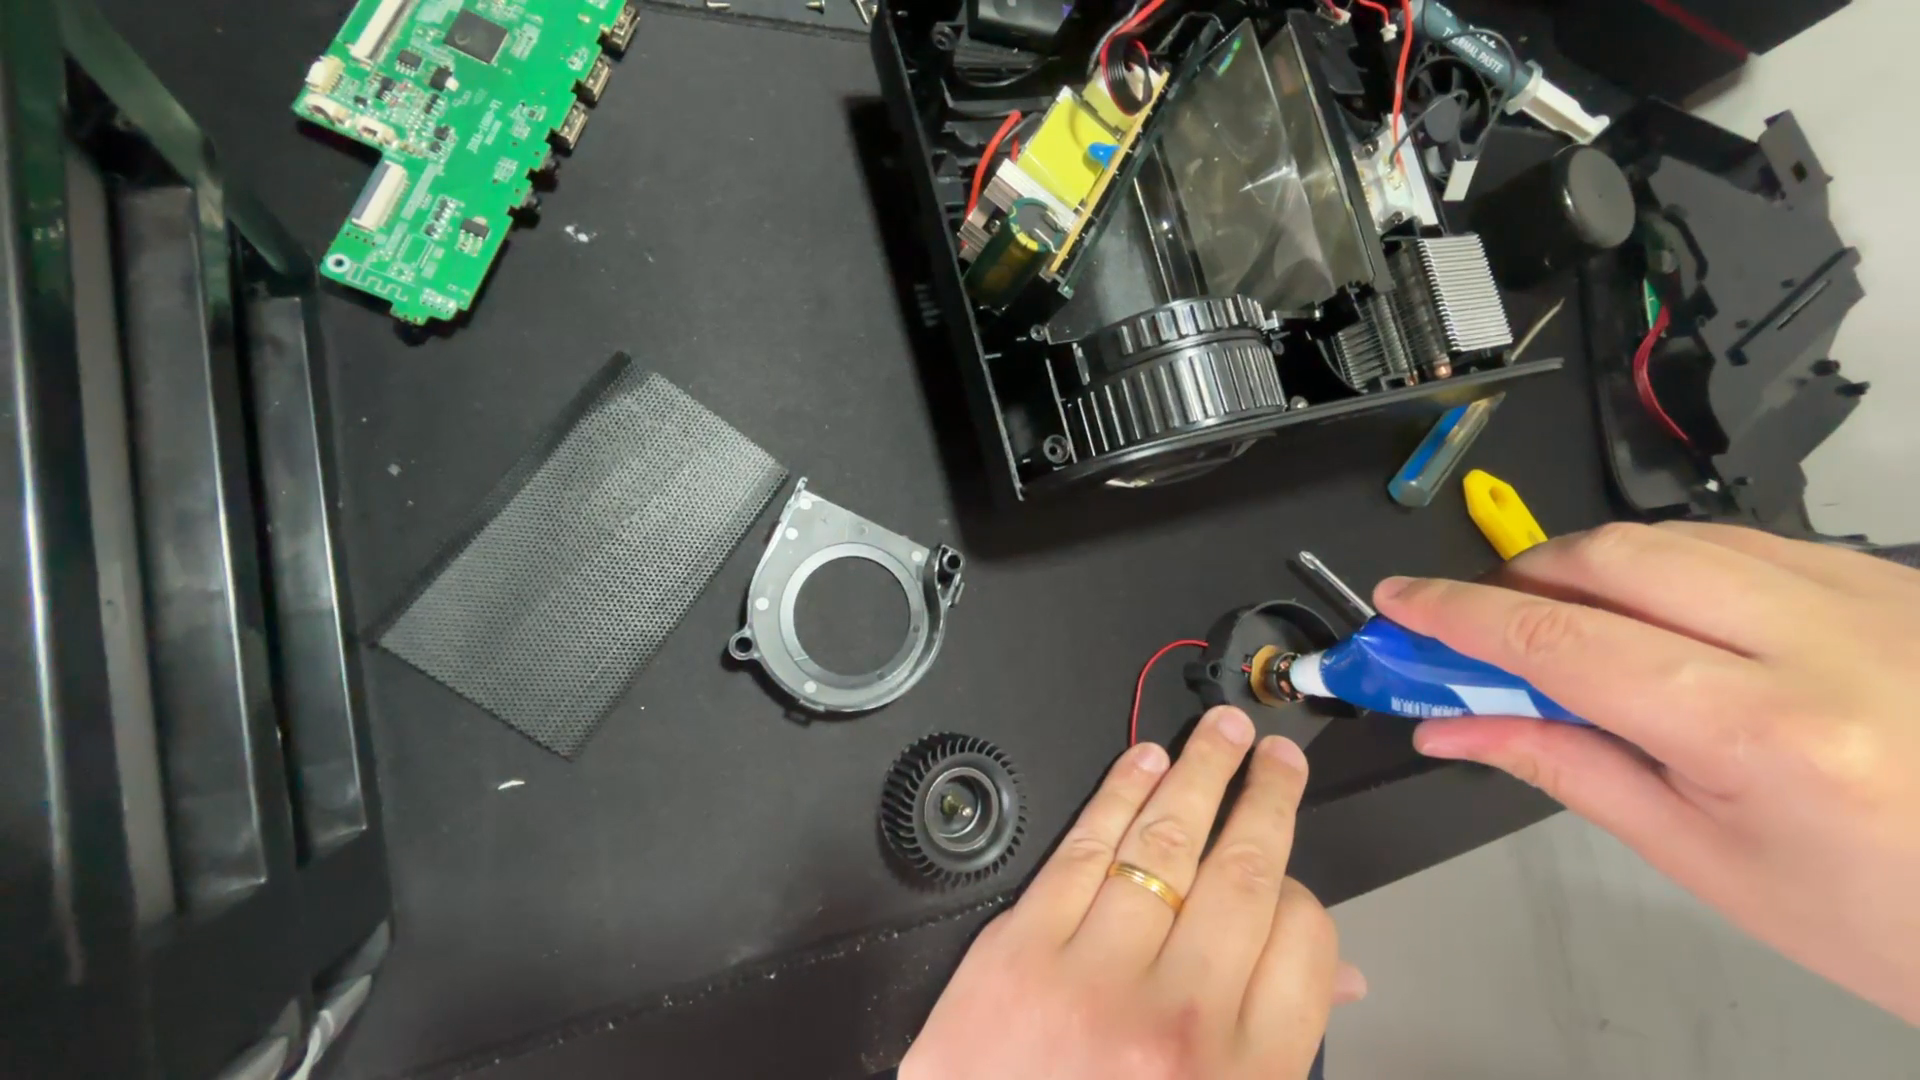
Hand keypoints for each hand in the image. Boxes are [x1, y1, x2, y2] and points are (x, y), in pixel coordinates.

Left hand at [900, 707, 1365, 1079]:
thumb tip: (1336, 973)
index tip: (1288, 867)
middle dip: (1266, 801)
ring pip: (1165, 844)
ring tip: (1225, 732)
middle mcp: (1175, 1015)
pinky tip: (1146, 761)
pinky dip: (1120, 793)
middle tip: (1279, 754)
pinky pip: (1085, 848)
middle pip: (1239, 875)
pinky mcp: (1024, 944)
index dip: (1301, 889)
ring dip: (1201, 773)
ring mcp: (1094, 971)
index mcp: (1239, 1072)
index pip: (1299, 942)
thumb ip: (1277, 1047)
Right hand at [1377, 522, 1919, 1022]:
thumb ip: (1561, 766)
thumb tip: (1447, 729)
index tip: (1398, 601)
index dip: (1455, 613)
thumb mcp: (1704, 858)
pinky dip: (1666, 564)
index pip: (1556, 638)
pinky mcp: (1902, 585)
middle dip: (1519, 575)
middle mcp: (1826, 642)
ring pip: (1672, 535)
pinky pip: (1745, 541)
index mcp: (1764, 733)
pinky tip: (1660, 611)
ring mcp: (1879, 599)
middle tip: (1482, 619)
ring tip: (1568, 618)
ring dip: (1587, 565)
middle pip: (1610, 557)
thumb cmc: (1897, 921)